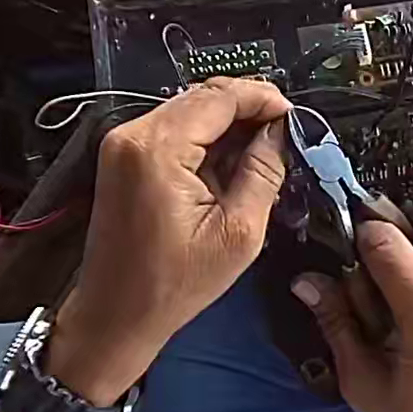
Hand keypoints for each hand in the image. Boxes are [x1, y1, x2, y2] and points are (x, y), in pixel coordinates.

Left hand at [50, 78, 289, 404]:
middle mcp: (134, 134)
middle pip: (204, 96)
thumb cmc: (176, 283)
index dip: (264, 98)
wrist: (115, 315)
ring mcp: (124, 143)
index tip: (296, 118)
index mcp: (158, 149)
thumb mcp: (239, 232)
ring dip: (232, 123)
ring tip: (266, 149)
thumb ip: (264, 171)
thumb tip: (281, 131)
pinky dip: (210, 137)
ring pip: (192, 109)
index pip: (220, 97)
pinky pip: (177, 129)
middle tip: (286, 134)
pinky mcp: (125, 156)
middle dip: (250, 108)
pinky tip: (234, 160)